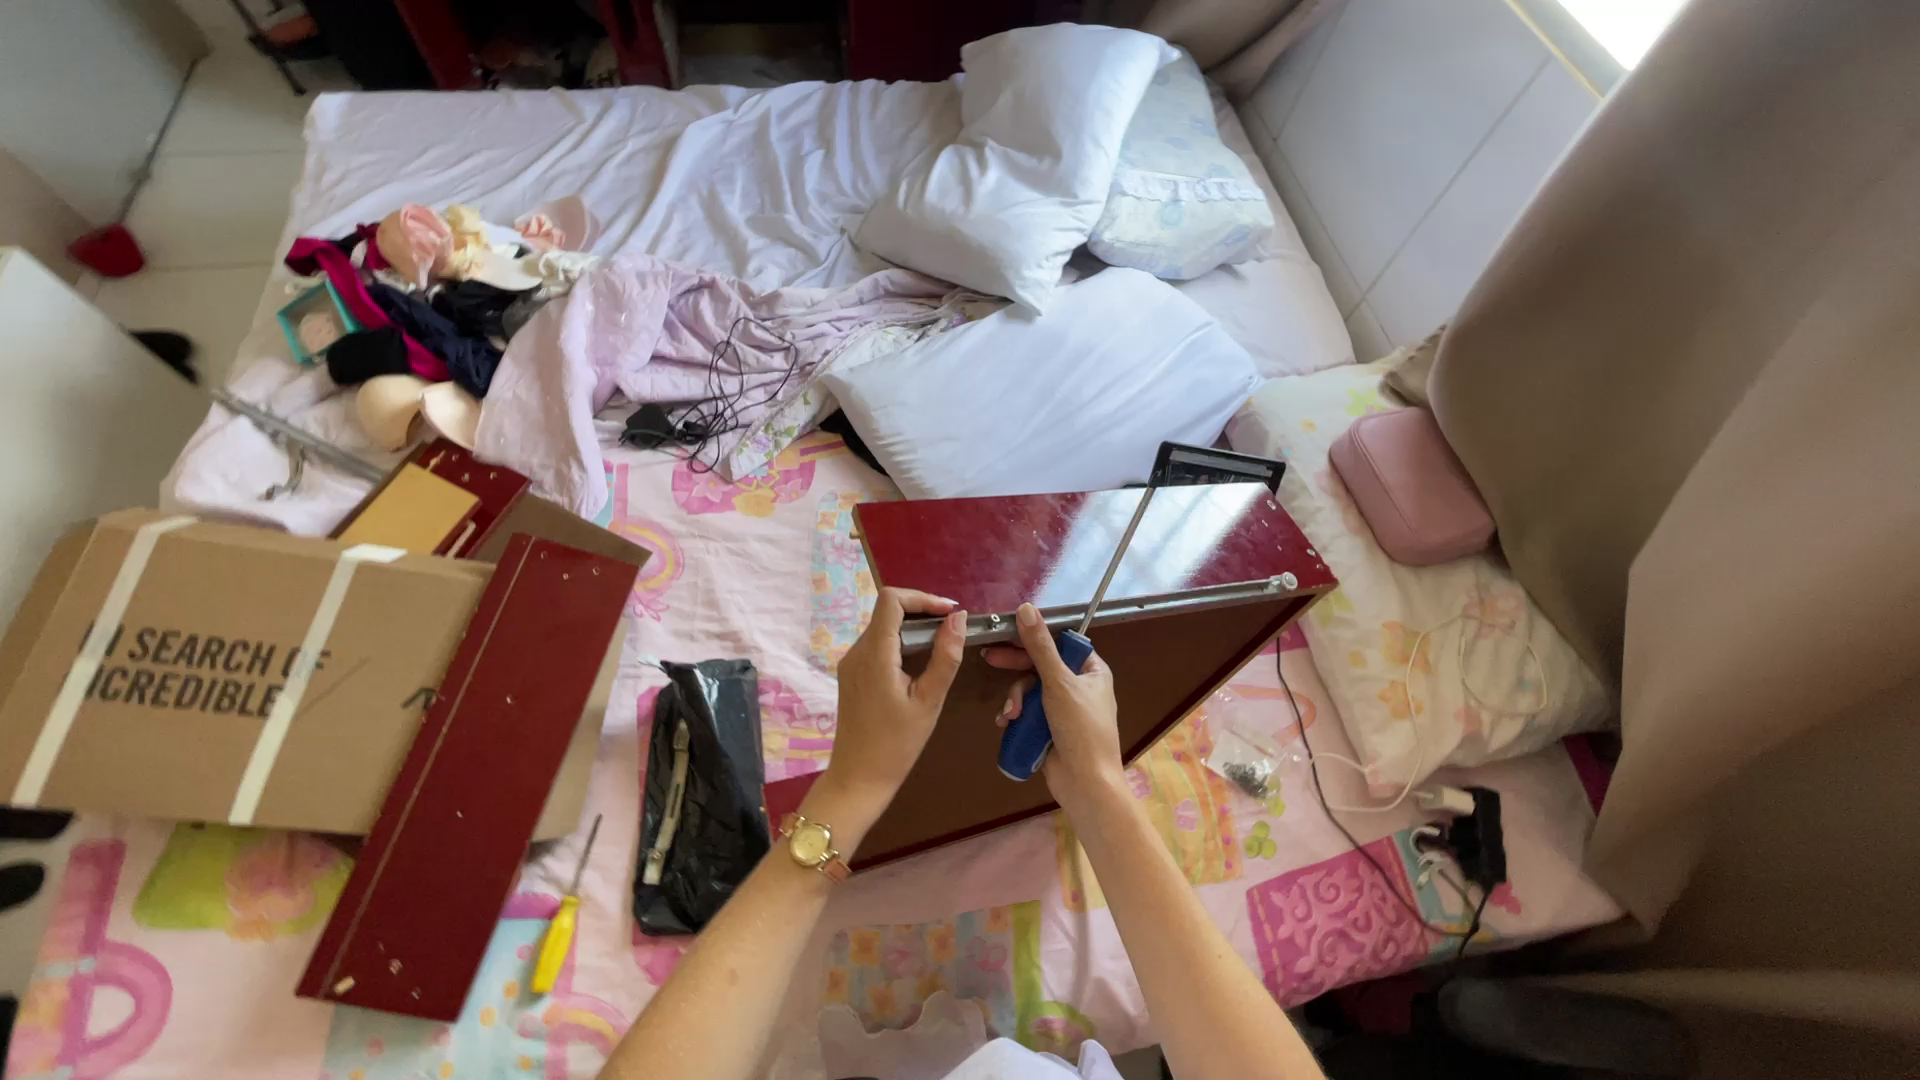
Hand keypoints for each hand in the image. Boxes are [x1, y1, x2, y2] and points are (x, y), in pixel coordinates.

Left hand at [820, 588, 966, 815]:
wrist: (858, 778)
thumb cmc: (897, 743)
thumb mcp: (930, 700)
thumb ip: (945, 656)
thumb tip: (958, 618)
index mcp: (875, 654)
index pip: (891, 599)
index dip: (922, 597)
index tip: (950, 613)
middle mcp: (857, 651)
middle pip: (887, 611)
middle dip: (921, 611)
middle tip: (952, 629)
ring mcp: (850, 663)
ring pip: (882, 627)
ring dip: (912, 627)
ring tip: (941, 644)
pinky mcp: (851, 674)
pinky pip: (877, 645)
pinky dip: (900, 642)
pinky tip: (919, 662)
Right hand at [983, 603, 1123, 809]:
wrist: (1086, 783)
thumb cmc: (1080, 729)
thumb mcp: (1058, 683)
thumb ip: (1040, 646)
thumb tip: (1026, 608)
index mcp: (1092, 671)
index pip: (1061, 643)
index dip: (1035, 638)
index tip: (1009, 633)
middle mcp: (1080, 686)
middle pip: (1041, 666)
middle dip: (1017, 671)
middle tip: (990, 659)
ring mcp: (1064, 710)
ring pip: (1031, 691)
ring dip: (1016, 700)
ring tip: (1011, 716)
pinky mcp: (1050, 729)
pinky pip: (1029, 712)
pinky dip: (1017, 716)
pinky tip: (1007, 724)